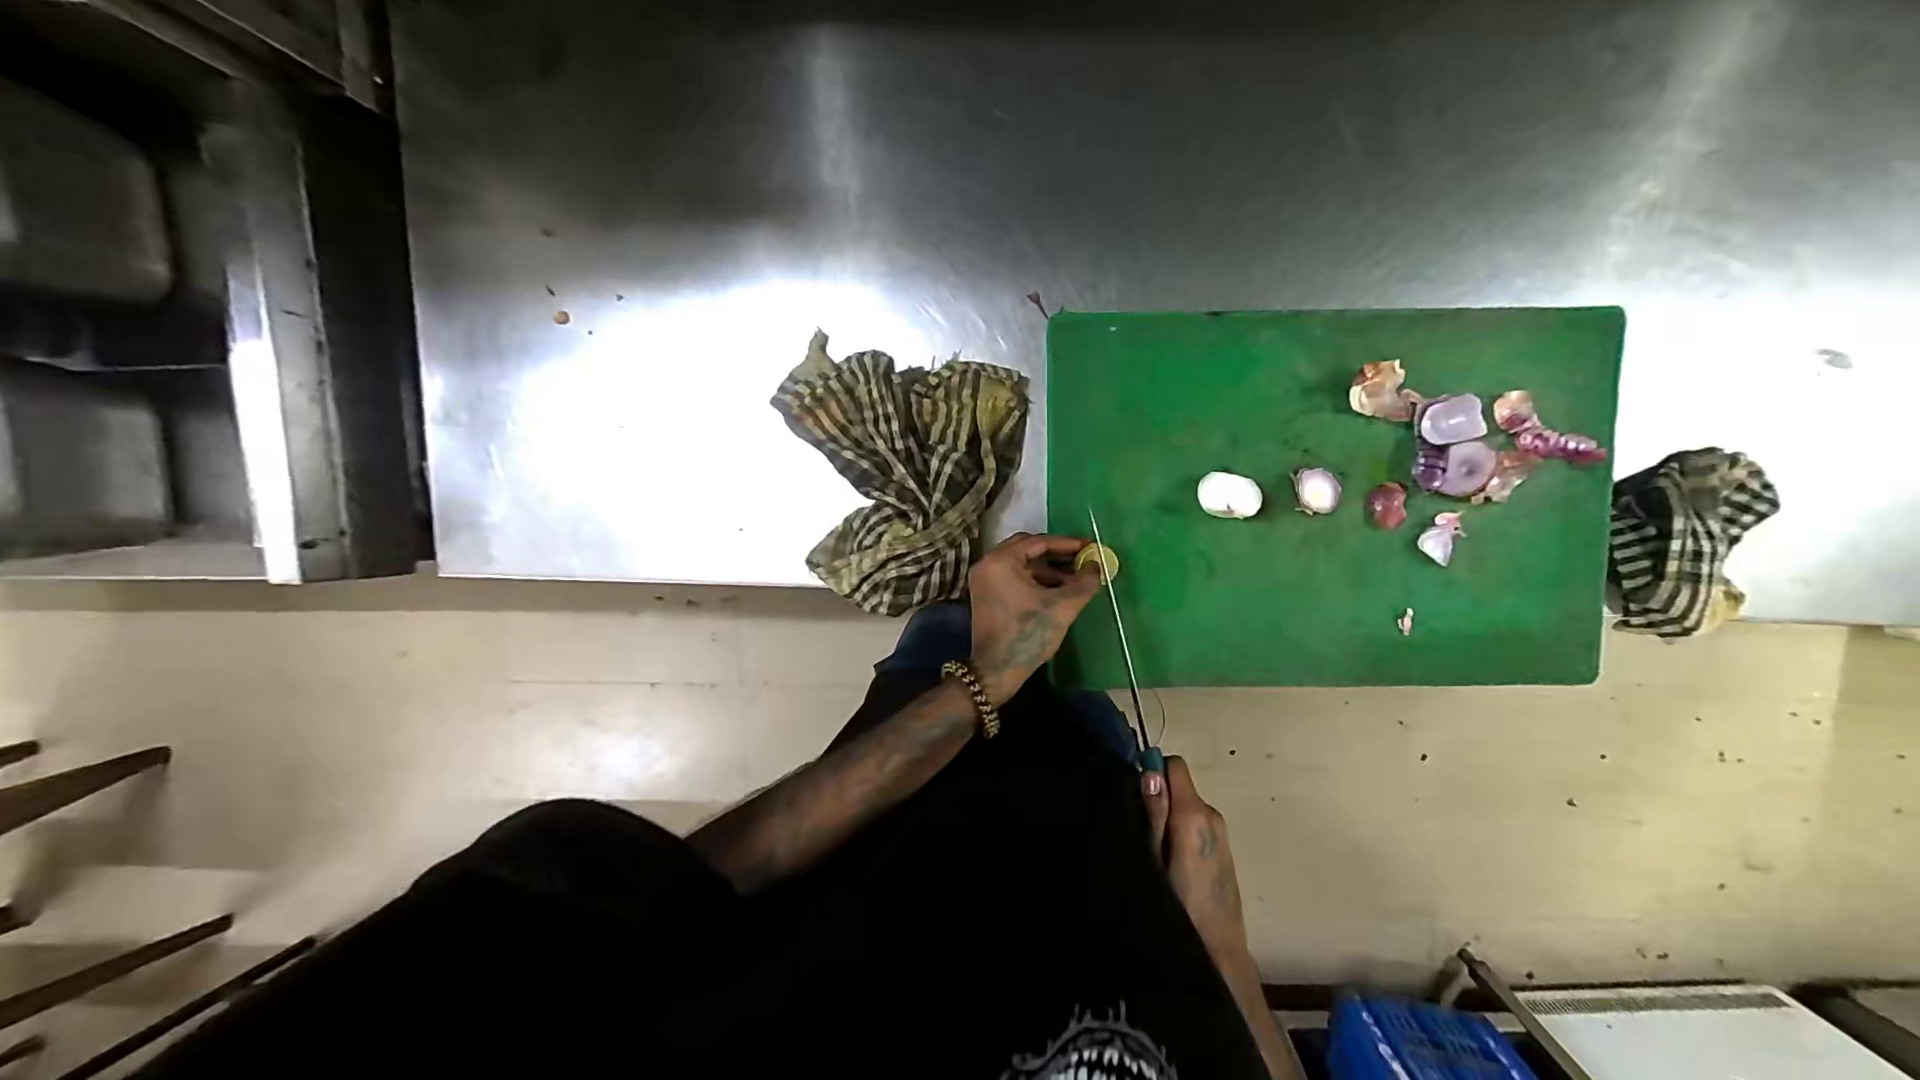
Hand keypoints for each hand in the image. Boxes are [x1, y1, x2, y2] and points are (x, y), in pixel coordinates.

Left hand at [968, 532, 1101, 703]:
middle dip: (1057, 553)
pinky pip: (1014, 577)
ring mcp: (984, 580)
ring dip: (1048, 569)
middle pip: (1027, 548)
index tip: (1090, 546)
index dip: (1067, 543)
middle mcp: (987, 564)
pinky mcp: (986, 595)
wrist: (996, 669)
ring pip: (1021, 564)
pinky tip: (1057, 591)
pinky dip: (1035, 579)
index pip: (1038, 542)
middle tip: (1082, 558)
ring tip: (1075, 578)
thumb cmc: (1028, 634)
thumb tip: (1097, 565)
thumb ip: (1084, 582)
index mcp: (1001, 561)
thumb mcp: (1062, 607)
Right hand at [1143, 756, 1249, 960]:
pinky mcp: (1224, 848)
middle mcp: (1212, 815)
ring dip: (1169, 817)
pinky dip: (1181, 831)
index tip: (1134, 794)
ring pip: (1187, 805)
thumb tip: (1151, 771)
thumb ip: (1154, 813)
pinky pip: (1197, 824)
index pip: (1174, 766)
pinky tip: (1172, 862)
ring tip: (1153, 851)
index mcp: (1195, 814)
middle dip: (1158, 798)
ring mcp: (1221, 832)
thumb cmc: (1179, 906)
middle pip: (1179, 785)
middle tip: (1139, 829)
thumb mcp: (1154, 859)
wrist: (1219, 952)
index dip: (1152, 772)